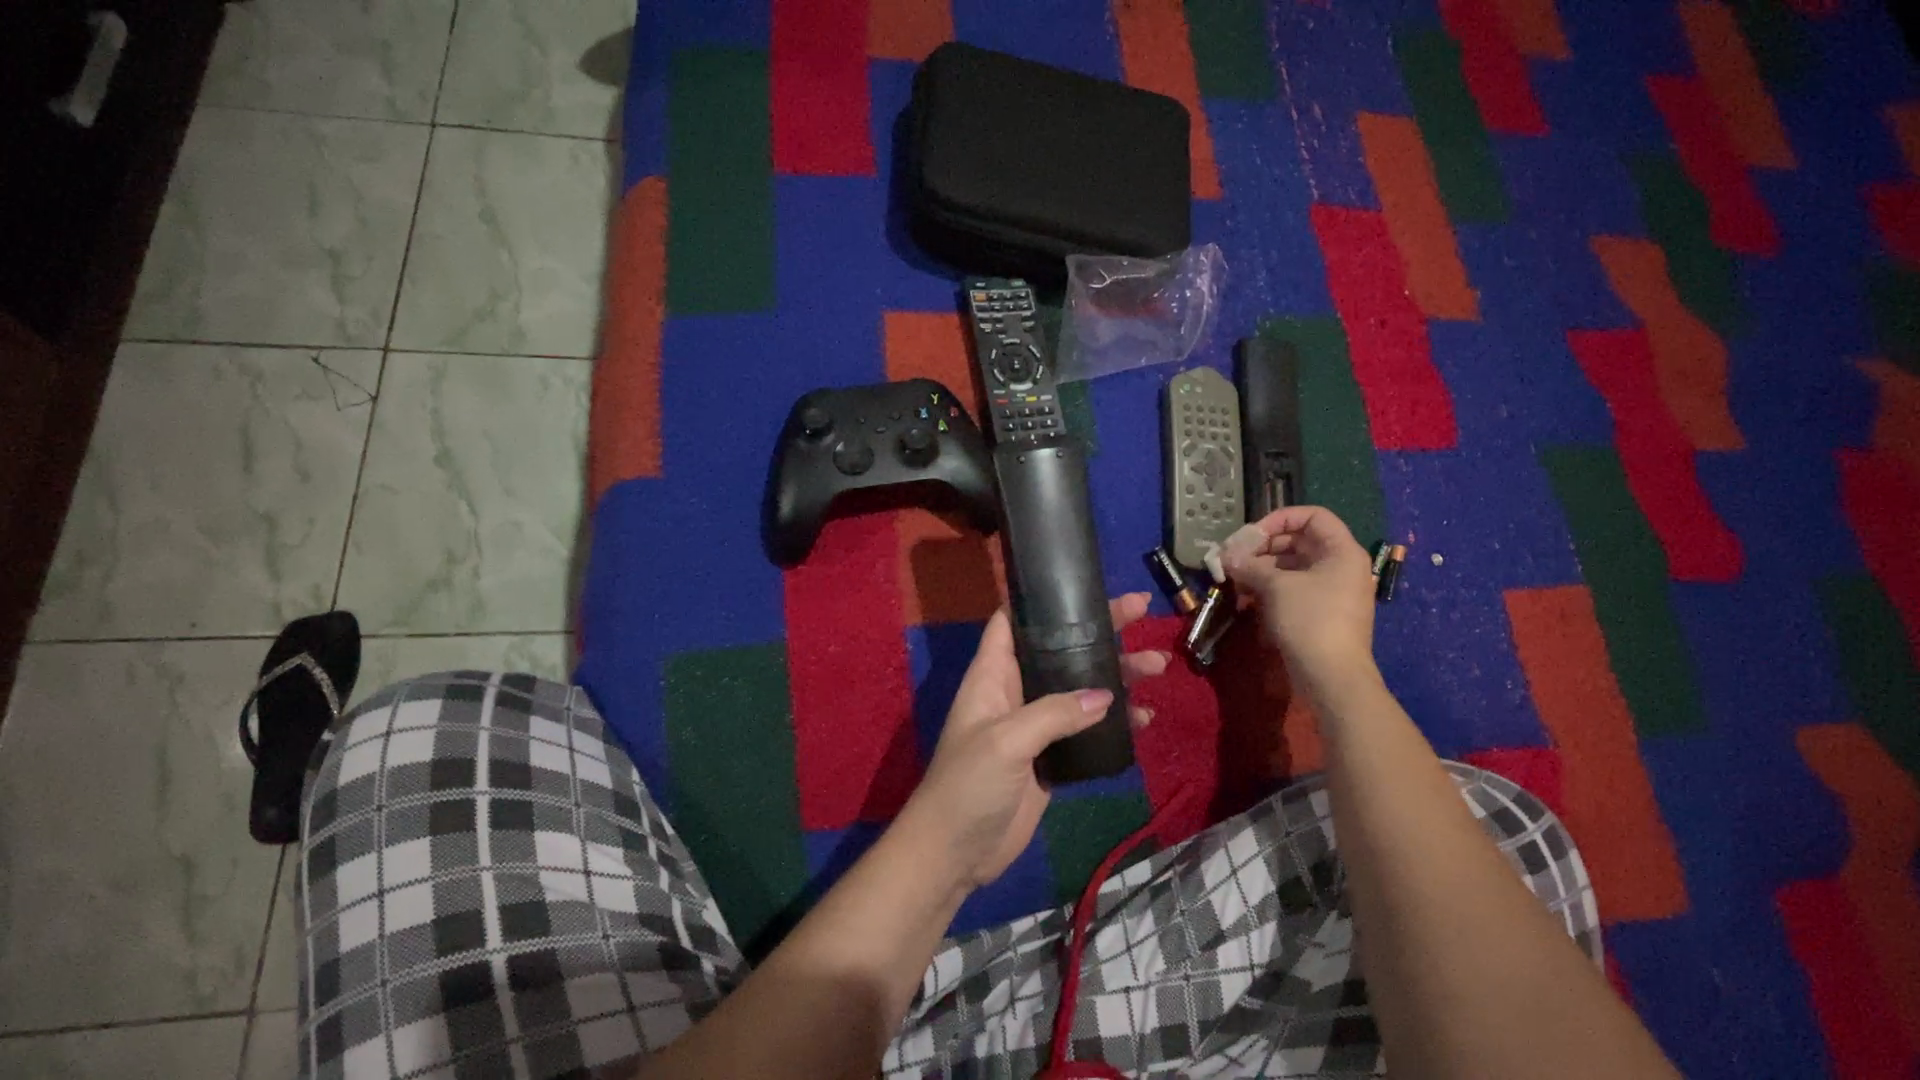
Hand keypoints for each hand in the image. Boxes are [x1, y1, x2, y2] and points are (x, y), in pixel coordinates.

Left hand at [899, 593, 1167, 890]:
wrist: (956, 853)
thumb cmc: (968, 786)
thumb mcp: (1006, 741)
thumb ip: (1054, 713)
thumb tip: (1105, 695)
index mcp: (992, 677)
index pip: (1012, 623)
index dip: (1043, 602)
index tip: (1083, 584)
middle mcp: (1014, 694)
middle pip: (1059, 652)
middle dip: (1099, 632)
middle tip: (1141, 613)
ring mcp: (1034, 728)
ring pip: (1080, 691)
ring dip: (1116, 677)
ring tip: (1157, 667)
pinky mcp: (1049, 761)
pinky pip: (1087, 733)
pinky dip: (1114, 723)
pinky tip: (1144, 719)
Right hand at [1219, 506, 1378, 694]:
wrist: (1331, 677)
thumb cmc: (1310, 620)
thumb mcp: (1276, 586)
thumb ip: (1250, 565)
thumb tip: (1226, 556)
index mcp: (1342, 551)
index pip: (1312, 516)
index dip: (1279, 519)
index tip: (1250, 535)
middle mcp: (1341, 567)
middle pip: (1299, 542)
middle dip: (1262, 548)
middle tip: (1233, 558)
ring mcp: (1331, 592)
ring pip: (1292, 568)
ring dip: (1261, 570)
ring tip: (1234, 580)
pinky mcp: (1320, 614)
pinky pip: (1293, 590)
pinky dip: (1270, 590)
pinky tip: (1246, 599)